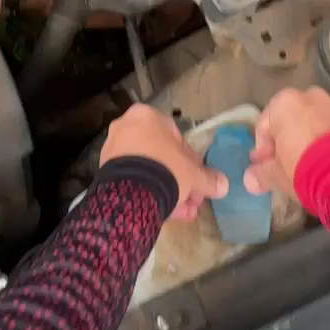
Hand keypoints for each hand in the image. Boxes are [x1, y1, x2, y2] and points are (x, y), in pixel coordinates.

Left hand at [101, 104, 228, 220]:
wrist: (130, 190)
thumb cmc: (166, 168)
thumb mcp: (193, 174)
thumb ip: (208, 178)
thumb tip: (224, 185)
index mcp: (147, 116)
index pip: (177, 138)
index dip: (192, 162)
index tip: (199, 180)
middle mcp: (127, 126)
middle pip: (162, 156)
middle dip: (180, 179)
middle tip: (193, 199)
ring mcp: (114, 149)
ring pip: (148, 170)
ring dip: (168, 190)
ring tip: (183, 212)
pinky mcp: (106, 170)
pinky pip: (135, 180)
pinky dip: (150, 193)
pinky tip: (167, 213)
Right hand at [245, 87, 329, 194]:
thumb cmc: (303, 167)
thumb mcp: (276, 174)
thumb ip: (261, 174)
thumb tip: (250, 180)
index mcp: (283, 103)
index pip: (263, 127)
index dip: (262, 151)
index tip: (265, 168)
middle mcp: (307, 96)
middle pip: (288, 122)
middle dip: (284, 143)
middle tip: (284, 166)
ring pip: (310, 123)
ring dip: (304, 140)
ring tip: (306, 165)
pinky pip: (329, 129)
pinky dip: (324, 141)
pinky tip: (324, 161)